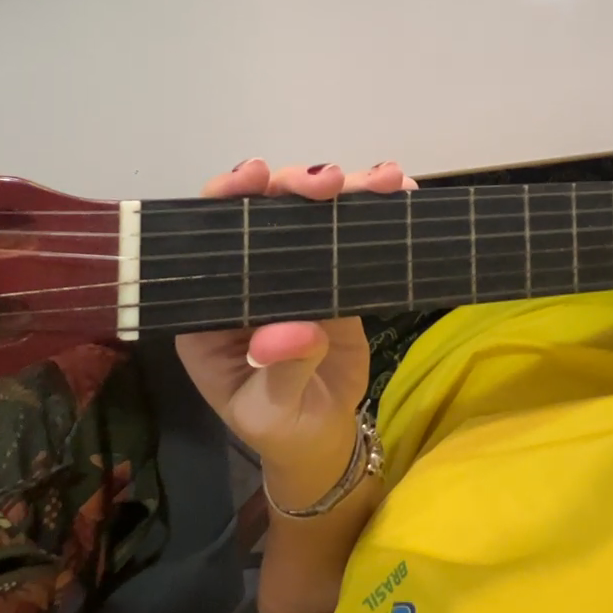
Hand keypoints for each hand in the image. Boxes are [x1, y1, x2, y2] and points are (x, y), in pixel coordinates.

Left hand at [174, 159, 417, 508]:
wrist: (322, 436)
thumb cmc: (279, 427)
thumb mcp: (269, 412)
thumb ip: (278, 372)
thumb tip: (293, 333)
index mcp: (212, 303)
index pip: (212, 239)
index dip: (229, 199)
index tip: (257, 175)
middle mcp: (250, 275)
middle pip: (266, 213)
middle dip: (295, 186)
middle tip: (332, 181)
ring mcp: (295, 270)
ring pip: (312, 214)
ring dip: (347, 188)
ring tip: (384, 180)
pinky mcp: (335, 273)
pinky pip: (352, 236)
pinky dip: (376, 210)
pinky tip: (399, 189)